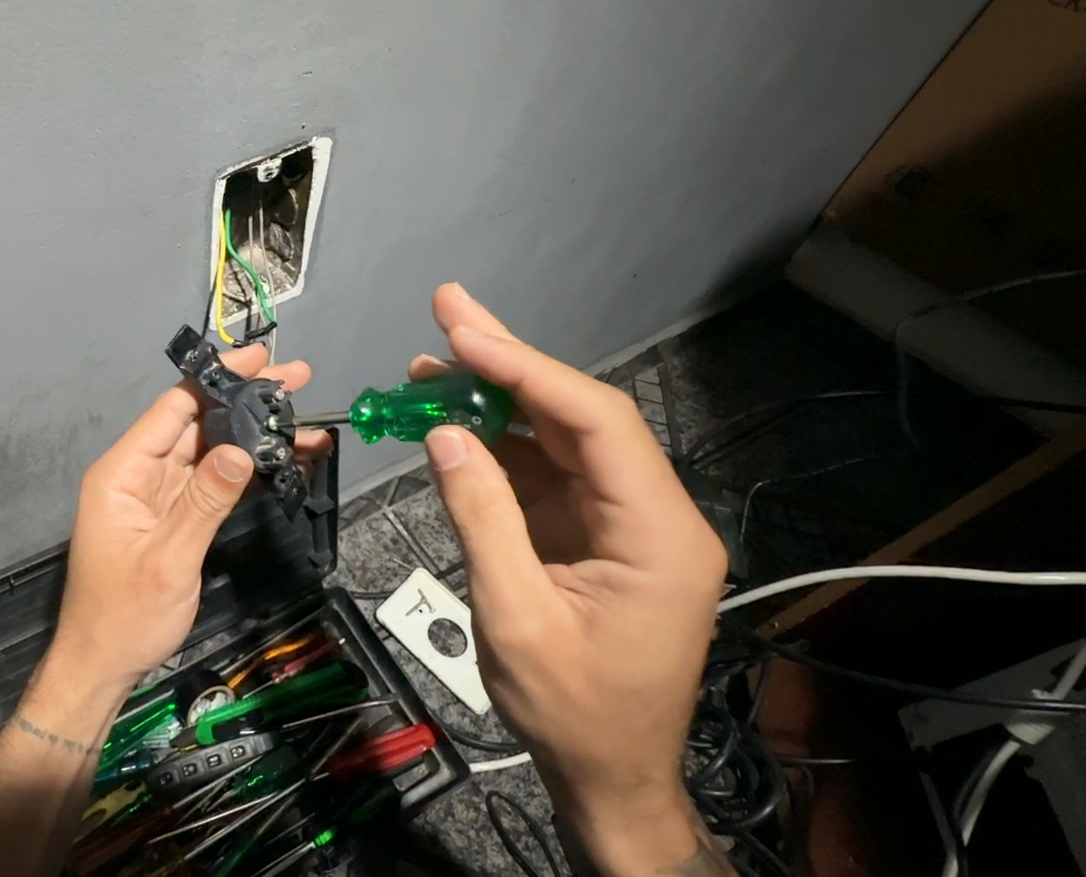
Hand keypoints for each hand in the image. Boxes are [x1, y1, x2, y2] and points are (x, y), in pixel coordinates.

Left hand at [53, 343, 324, 692]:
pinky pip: (213, 482)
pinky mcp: (175, 516)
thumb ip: (205, 502)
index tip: (258, 361)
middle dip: (246, 402)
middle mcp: (140, 474)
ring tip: (304, 420)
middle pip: (196, 423)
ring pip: (210, 451)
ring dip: (254, 436)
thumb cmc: (124, 615)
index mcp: (123, 472)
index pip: (172, 409)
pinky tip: (284, 461)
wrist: (104, 665)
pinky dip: (247, 471)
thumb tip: (243, 451)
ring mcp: (159, 495)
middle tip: (296, 379)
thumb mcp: (167, 559)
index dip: (216, 380)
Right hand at [415, 284, 728, 873]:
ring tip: (428, 366)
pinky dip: (493, 442)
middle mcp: (650, 511)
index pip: (594, 422)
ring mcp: (620, 519)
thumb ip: (481, 515)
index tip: (462, 334)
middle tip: (448, 310)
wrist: (608, 776)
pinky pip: (542, 470)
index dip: (526, 369)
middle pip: (578, 414)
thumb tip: (443, 433)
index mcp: (657, 532)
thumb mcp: (514, 616)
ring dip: (493, 399)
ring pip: (557, 435)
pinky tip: (448, 421)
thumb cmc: (570, 709)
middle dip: (508, 362)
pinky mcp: (591, 531)